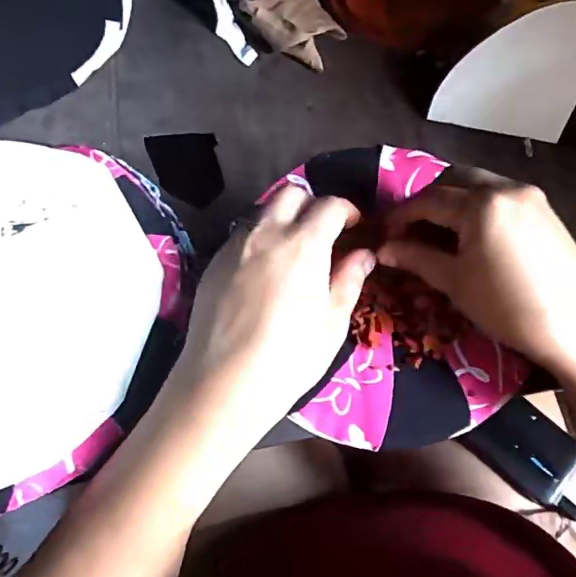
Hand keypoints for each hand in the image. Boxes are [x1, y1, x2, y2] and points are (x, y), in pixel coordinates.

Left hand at [174, 186, 374, 426]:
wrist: (223, 383)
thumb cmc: (290, 356)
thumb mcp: (333, 321)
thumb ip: (349, 279)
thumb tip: (364, 254)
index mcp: (304, 244)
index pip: (330, 205)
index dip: (348, 209)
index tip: (355, 225)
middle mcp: (267, 234)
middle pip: (291, 193)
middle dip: (312, 204)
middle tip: (324, 232)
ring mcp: (234, 247)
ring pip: (262, 212)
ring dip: (283, 220)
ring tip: (293, 252)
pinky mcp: (212, 265)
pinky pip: (241, 237)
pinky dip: (259, 241)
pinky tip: (264, 273)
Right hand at [377, 168, 575, 381]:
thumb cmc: (509, 308)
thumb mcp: (456, 283)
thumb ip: (417, 258)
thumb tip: (385, 249)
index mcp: (481, 202)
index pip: (428, 199)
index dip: (401, 216)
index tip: (385, 235)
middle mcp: (506, 187)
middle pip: (454, 179)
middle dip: (428, 200)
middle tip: (412, 230)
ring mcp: (530, 196)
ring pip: (480, 185)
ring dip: (455, 201)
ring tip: (440, 234)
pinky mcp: (546, 211)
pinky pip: (502, 197)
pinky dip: (480, 208)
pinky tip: (474, 236)